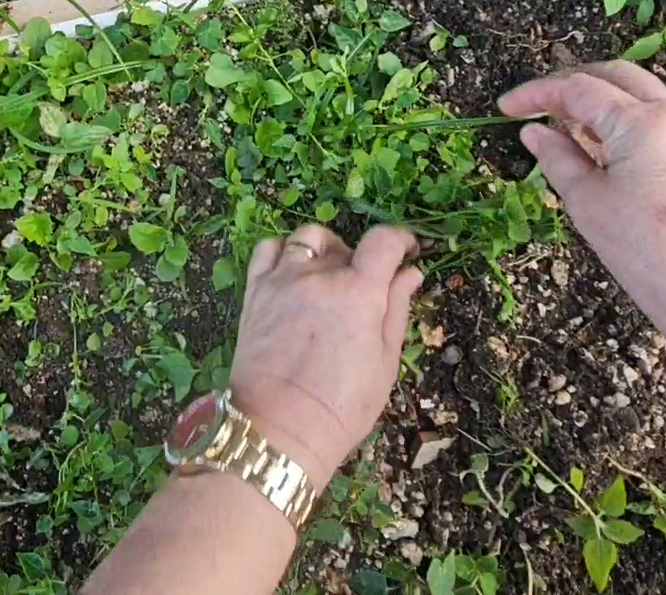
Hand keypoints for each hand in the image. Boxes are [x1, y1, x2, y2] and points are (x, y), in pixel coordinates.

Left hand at [227, 225, 422, 487]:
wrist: (279, 427)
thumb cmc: (342, 406)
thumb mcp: (384, 361)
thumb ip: (396, 308)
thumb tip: (410, 272)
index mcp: (358, 291)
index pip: (383, 241)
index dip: (400, 239)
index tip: (407, 250)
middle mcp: (319, 274)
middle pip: (345, 245)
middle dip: (360, 260)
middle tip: (363, 291)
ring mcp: (282, 278)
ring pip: (307, 238)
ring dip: (324, 250)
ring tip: (327, 277)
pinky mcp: (255, 288)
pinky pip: (267, 249)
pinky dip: (283, 252)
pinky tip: (292, 273)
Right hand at [497, 61, 665, 353]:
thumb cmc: (646, 253)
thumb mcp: (586, 203)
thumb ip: (556, 157)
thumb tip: (534, 131)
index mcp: (642, 124)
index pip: (578, 89)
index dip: (536, 93)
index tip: (505, 107)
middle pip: (616, 76)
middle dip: (571, 83)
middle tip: (536, 106)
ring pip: (641, 94)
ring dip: (599, 100)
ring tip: (564, 129)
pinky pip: (660, 118)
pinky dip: (624, 119)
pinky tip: (603, 149)